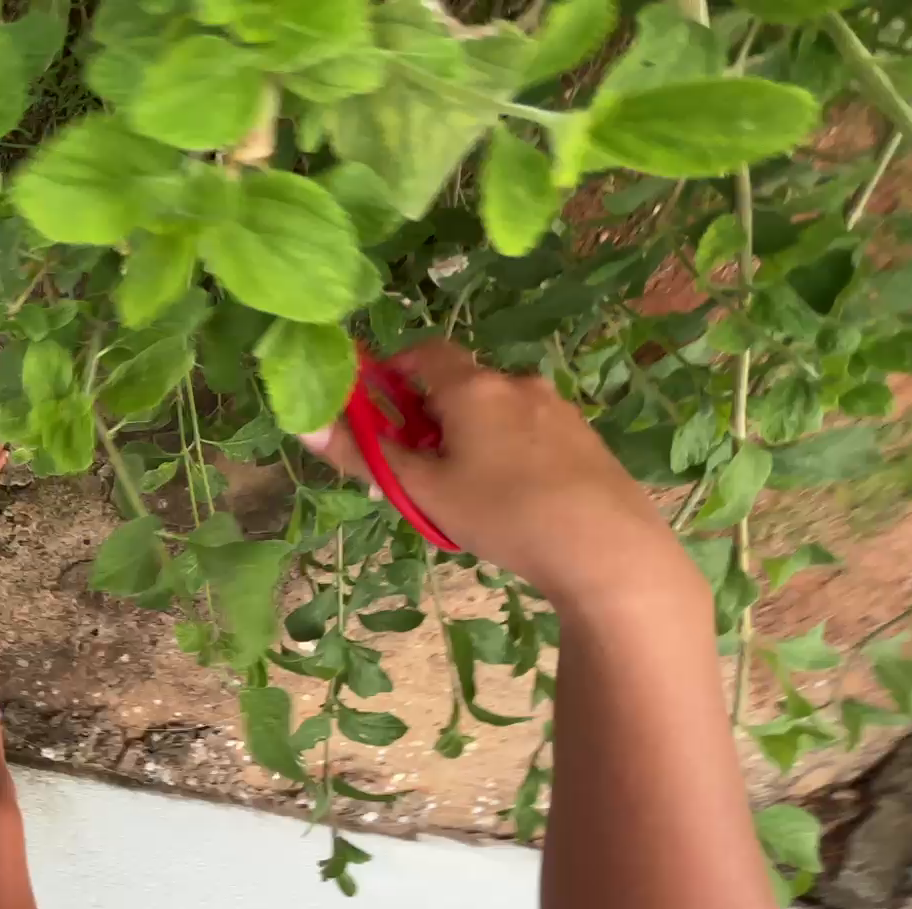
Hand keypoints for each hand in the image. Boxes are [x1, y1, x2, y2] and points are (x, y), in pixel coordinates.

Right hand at [308, 339, 698, 608]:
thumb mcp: (418, 488)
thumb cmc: (499, 512)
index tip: (374, 408)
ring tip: (452, 486)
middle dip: (421, 414)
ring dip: (458, 434)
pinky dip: (495, 446)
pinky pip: (521, 428)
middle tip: (406, 463)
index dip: (391, 372)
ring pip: (488, 409)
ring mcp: (555, 408)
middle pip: (454, 384)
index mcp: (473, 388)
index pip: (423, 353)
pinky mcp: (580, 436)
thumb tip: (304, 426)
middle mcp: (516, 384)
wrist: (606, 552)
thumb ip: (361, 455)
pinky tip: (498, 494)